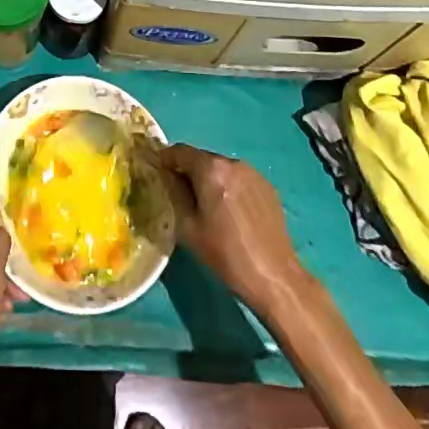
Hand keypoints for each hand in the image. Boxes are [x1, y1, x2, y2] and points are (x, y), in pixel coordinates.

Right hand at [161, 144, 314, 313]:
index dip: (164, 159)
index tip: (155, 172)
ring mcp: (254, 173)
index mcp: (212, 169)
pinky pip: (238, 179)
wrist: (274, 276)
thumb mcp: (187, 226)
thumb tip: (164, 174)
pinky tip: (227, 212)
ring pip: (220, 168)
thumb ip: (173, 192)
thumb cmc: (225, 253)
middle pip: (201, 158)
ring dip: (207, 179)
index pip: (179, 151)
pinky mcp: (267, 187)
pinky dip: (226, 187)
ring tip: (203, 206)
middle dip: (186, 171)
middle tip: (177, 194)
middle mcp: (234, 163)